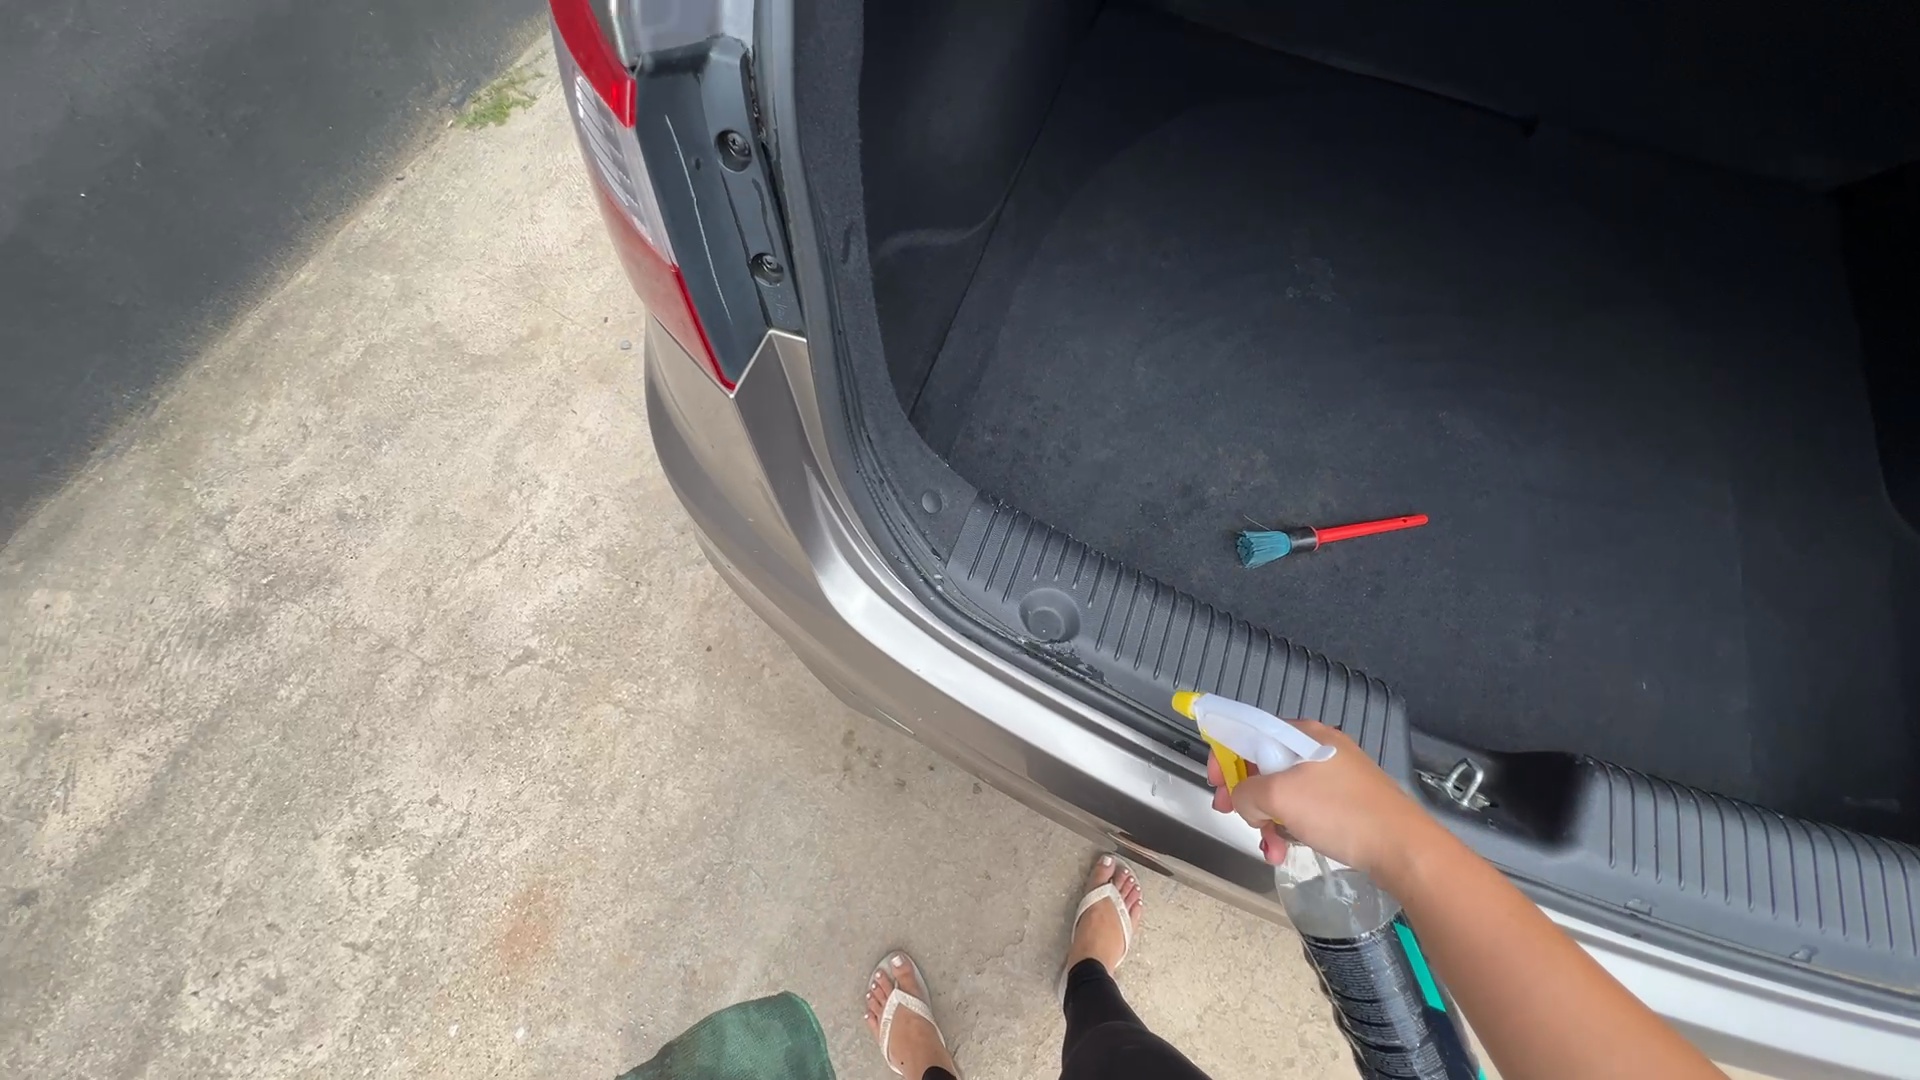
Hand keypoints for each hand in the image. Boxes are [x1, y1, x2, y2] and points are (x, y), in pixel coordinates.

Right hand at [1207, 719, 1436, 878]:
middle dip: (1244, 793)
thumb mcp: (1278, 796)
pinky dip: (1288, 827)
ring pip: (1282, 792)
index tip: (1214, 781)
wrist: (1405, 850)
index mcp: (1302, 734)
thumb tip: (1245, 803)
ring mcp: (1334, 776)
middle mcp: (1317, 748)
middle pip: (1263, 763)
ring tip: (1268, 847)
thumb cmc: (1340, 813)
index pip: (1248, 730)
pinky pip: (1303, 809)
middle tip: (1231, 814)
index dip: (1224, 753)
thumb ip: (1245, 793)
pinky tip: (1285, 850)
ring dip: (1266, 819)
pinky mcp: (1346, 803)